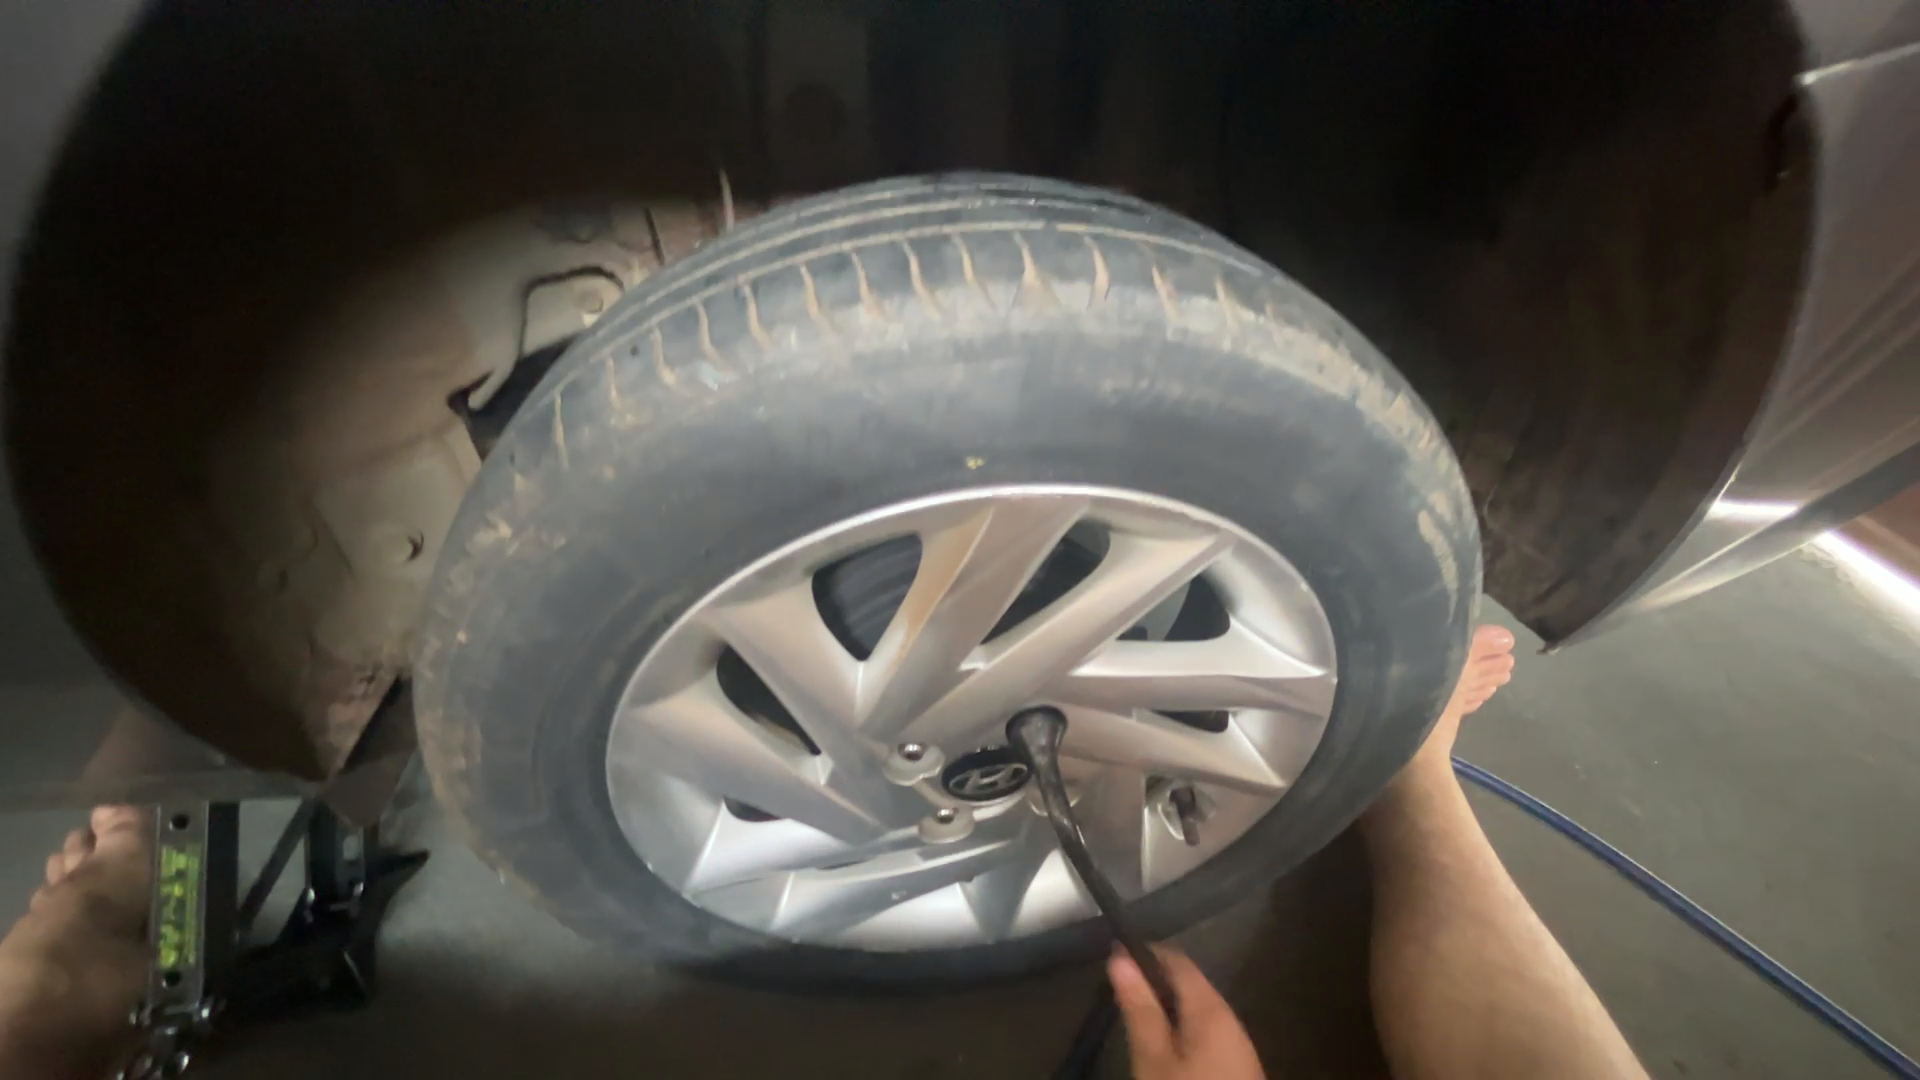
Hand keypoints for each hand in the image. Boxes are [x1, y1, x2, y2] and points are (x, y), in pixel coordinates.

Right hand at [1109, 946, 1264, 1079]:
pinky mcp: (1239, 1071)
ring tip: (1138, 1026)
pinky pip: (1207, 1036)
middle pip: (1189, 985)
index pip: (1176, 959)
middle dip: (1155, 985)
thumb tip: (1119, 957)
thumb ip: (1139, 1008)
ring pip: (1197, 1012)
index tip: (1115, 961)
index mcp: (1211, 1009)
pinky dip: (1183, 1034)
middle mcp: (1231, 1019)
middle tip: (1122, 998)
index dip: (1144, 954)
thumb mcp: (1154, 1059)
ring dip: (1168, 1011)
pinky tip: (1166, 1055)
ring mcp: (1239, 1047)